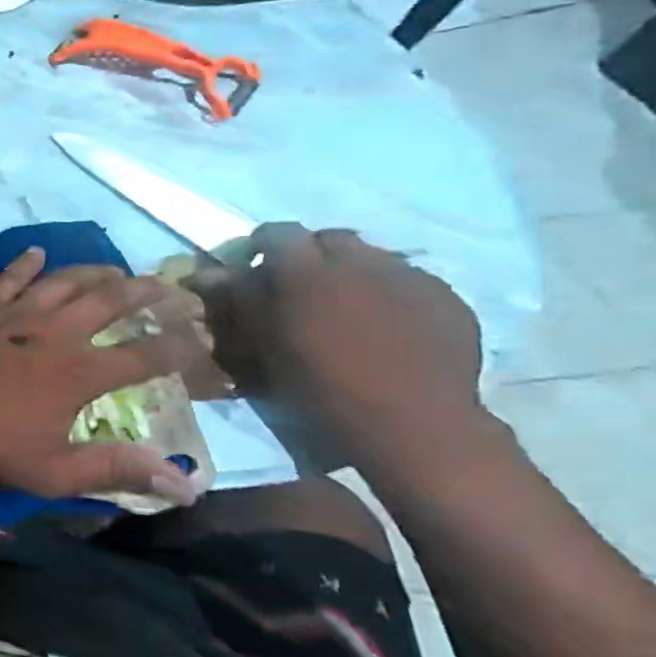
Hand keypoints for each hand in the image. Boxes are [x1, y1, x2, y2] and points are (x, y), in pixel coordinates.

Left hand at [0, 248, 200, 504]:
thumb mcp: (56, 472)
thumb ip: (117, 470)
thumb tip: (183, 484)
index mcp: (79, 372)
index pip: (144, 355)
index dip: (178, 347)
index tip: (201, 338)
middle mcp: (57, 332)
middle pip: (111, 301)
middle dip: (146, 292)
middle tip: (169, 286)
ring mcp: (18, 314)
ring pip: (66, 281)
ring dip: (96, 271)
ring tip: (117, 269)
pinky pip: (10, 277)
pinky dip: (26, 263)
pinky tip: (38, 252)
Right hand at [206, 223, 484, 461]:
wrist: (411, 424)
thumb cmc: (322, 387)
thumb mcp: (268, 345)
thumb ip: (242, 299)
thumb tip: (210, 273)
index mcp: (306, 269)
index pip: (278, 232)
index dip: (264, 244)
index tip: (257, 266)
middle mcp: (358, 259)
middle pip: (330, 238)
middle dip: (314, 256)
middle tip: (306, 290)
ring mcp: (407, 274)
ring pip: (373, 258)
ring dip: (355, 273)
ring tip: (352, 310)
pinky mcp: (445, 296)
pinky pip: (411, 282)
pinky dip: (394, 295)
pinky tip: (393, 328)